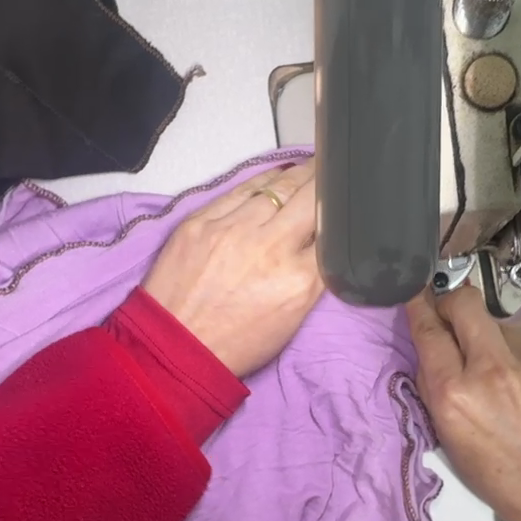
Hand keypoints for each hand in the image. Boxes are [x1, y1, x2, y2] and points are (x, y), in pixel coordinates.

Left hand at [143, 162, 323, 377]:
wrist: (176, 351)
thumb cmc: (238, 343)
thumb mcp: (292, 318)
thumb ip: (312, 277)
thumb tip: (321, 240)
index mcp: (299, 280)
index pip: (332, 230)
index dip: (340, 214)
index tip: (343, 205)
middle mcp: (271, 247)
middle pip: (311, 197)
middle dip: (324, 183)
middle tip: (331, 175)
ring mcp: (233, 229)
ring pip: (277, 186)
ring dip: (296, 176)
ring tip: (307, 169)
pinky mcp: (202, 220)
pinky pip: (240, 189)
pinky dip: (262, 182)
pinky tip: (272, 179)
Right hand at [406, 286, 520, 520]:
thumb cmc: (497, 473)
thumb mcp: (448, 437)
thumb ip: (434, 385)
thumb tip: (430, 339)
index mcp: (455, 395)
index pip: (429, 329)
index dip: (419, 306)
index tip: (417, 292)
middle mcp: (494, 369)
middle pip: (466, 302)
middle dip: (454, 304)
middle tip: (455, 319)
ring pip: (504, 325)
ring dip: (496, 341)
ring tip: (508, 376)